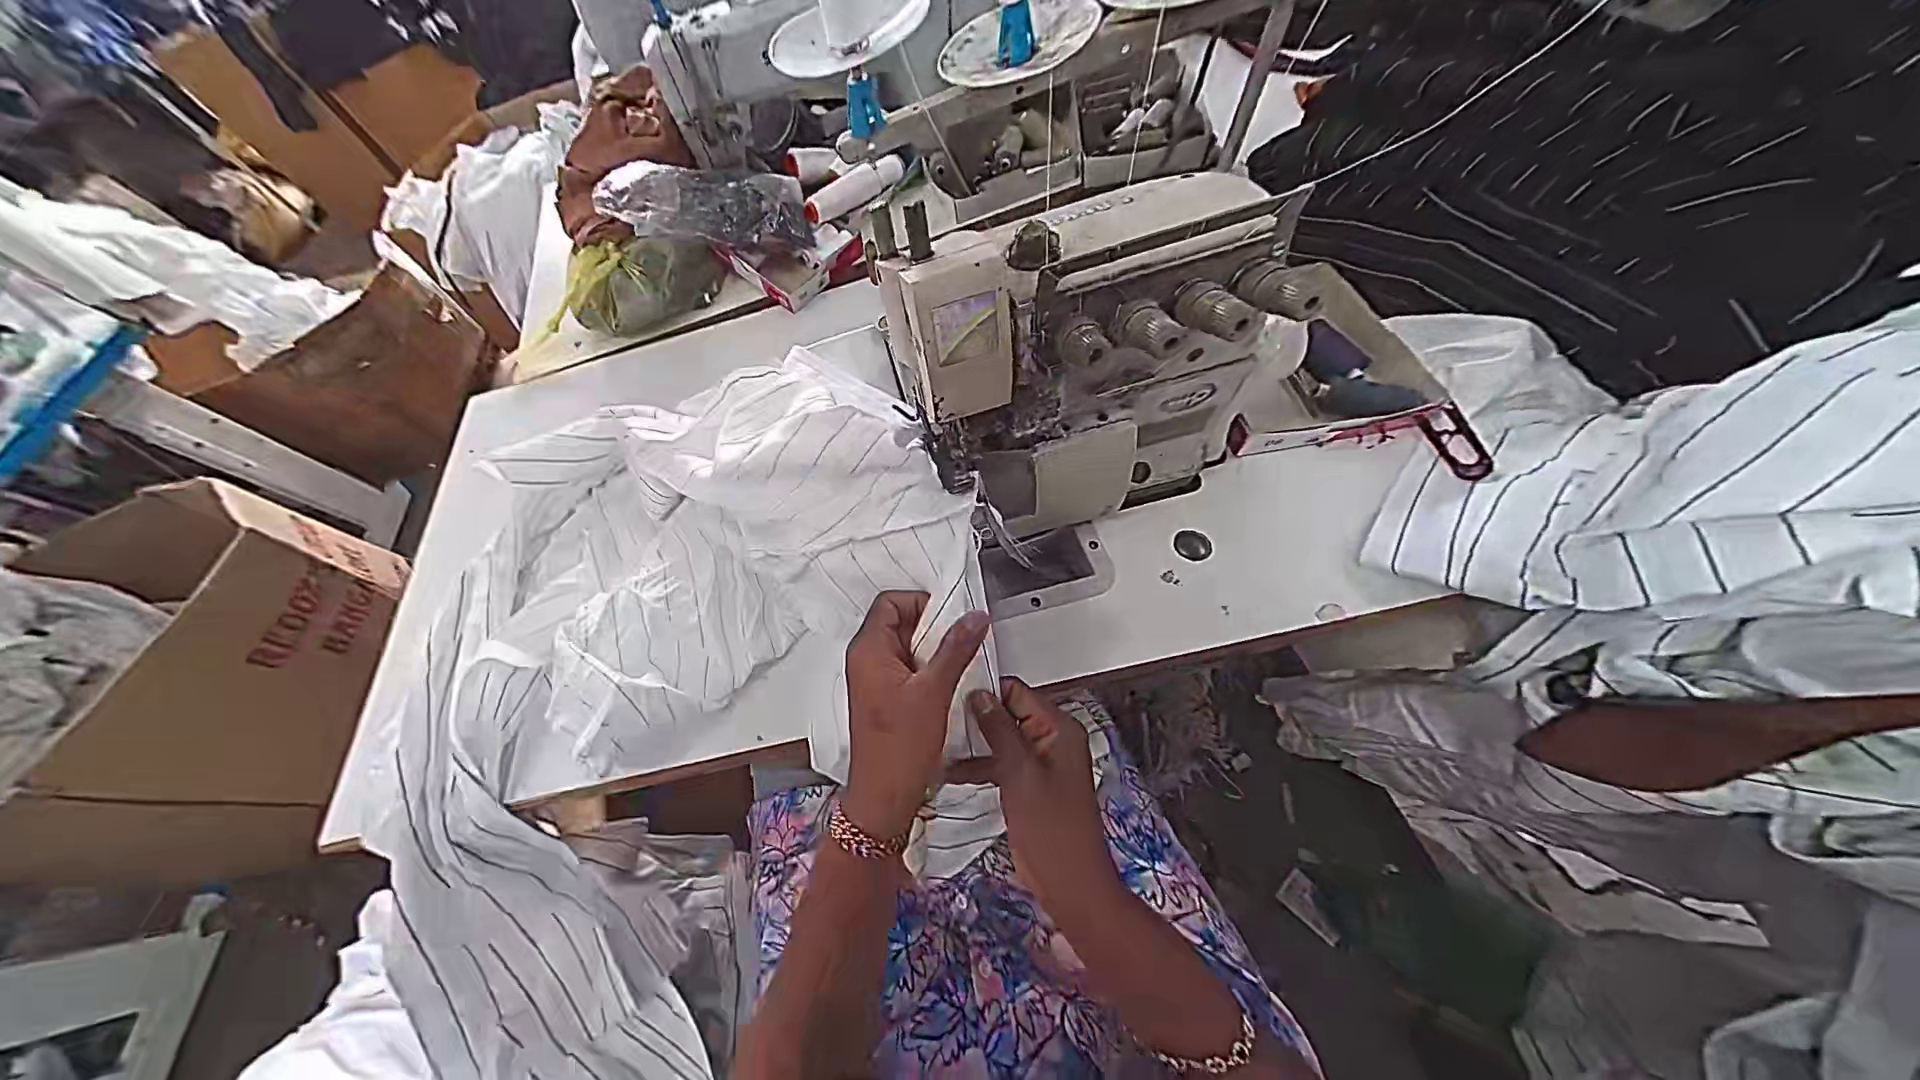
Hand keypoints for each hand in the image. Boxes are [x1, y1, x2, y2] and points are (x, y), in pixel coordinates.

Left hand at [842, 591, 989, 838]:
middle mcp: (866, 661)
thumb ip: (956, 649)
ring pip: (906, 646)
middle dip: (932, 628)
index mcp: (868, 651)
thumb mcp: (934, 691)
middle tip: (958, 641)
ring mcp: (874, 679)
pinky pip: (907, 668)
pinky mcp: (885, 696)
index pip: (891, 602)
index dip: (921, 603)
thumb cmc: (898, 749)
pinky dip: (928, 669)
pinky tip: (947, 684)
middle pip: (899, 622)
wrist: (885, 795)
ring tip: (955, 666)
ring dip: (933, 651)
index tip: (949, 618)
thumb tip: (973, 619)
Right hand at [958, 679, 1119, 918]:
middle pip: (1009, 713)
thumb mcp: (1019, 772)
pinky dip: (981, 765)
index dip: (987, 692)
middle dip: (976, 718)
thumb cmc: (1050, 827)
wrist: (1069, 882)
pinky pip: (1002, 762)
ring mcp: (1040, 761)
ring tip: (938, 745)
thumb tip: (979, 695)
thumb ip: (999, 730)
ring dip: (974, 744)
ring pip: (1002, 739)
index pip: (1018, 692)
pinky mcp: (1029, 783)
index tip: (952, 697)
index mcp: (1059, 728)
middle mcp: (1051, 738)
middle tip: (940, 720)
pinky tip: (951, 772)